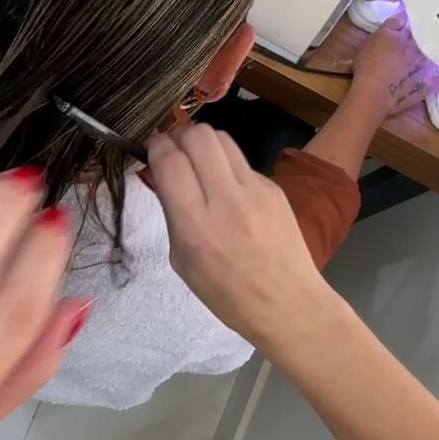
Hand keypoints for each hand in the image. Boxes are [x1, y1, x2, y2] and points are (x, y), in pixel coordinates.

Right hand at [144, 125, 341, 348]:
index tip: (151, 150)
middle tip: (174, 153)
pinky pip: (241, 161)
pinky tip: (224, 188)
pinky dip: (225, 165)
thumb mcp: (182, 261)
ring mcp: (256, 191)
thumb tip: (159, 176)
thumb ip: (171, 215)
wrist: (287, 304)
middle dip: (178, 136)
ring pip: (222, 138)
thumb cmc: (226, 294)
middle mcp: (226, 201)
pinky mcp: (274, 188)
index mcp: (196, 227)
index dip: (156, 146)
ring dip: (202, 144)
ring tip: (197, 163)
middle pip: (198, 136)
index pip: (171, 162)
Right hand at [350, 10, 438, 118]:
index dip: (423, 22)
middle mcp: (424, 51)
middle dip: (438, 37)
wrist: (372, 96)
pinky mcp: (426, 88)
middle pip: (434, 42)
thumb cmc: (371, 65)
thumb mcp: (377, 38)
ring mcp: (427, 70)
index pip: (422, 25)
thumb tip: (405, 11)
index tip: (427, 17)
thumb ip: (393, 24)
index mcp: (413, 37)